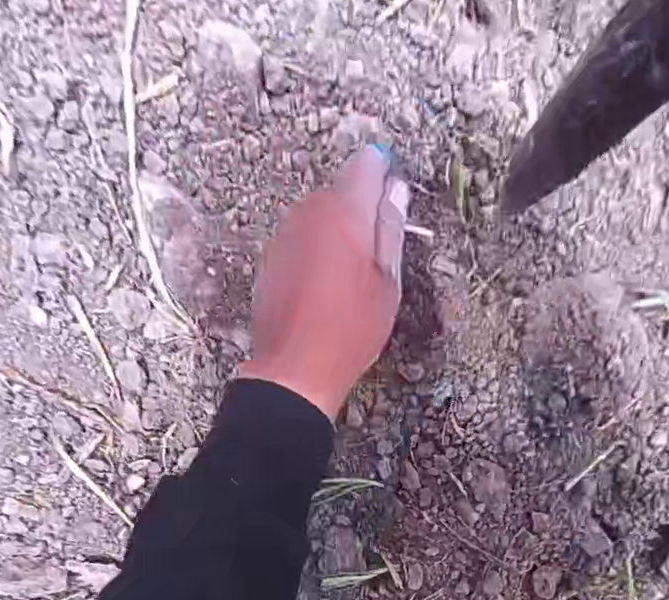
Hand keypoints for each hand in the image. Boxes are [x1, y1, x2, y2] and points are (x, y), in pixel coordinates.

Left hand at [242, 146, 410, 418]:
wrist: (296, 367)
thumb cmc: (350, 330)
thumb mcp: (387, 283)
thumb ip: (391, 230)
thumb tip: (396, 191)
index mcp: (345, 212)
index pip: (367, 164)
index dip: (385, 177)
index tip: (394, 202)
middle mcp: (310, 211)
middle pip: (342, 189)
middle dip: (362, 210)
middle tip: (379, 256)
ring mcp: (286, 232)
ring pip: (320, 214)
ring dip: (339, 232)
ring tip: (352, 278)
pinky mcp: (272, 255)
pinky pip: (302, 238)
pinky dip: (318, 250)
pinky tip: (327, 288)